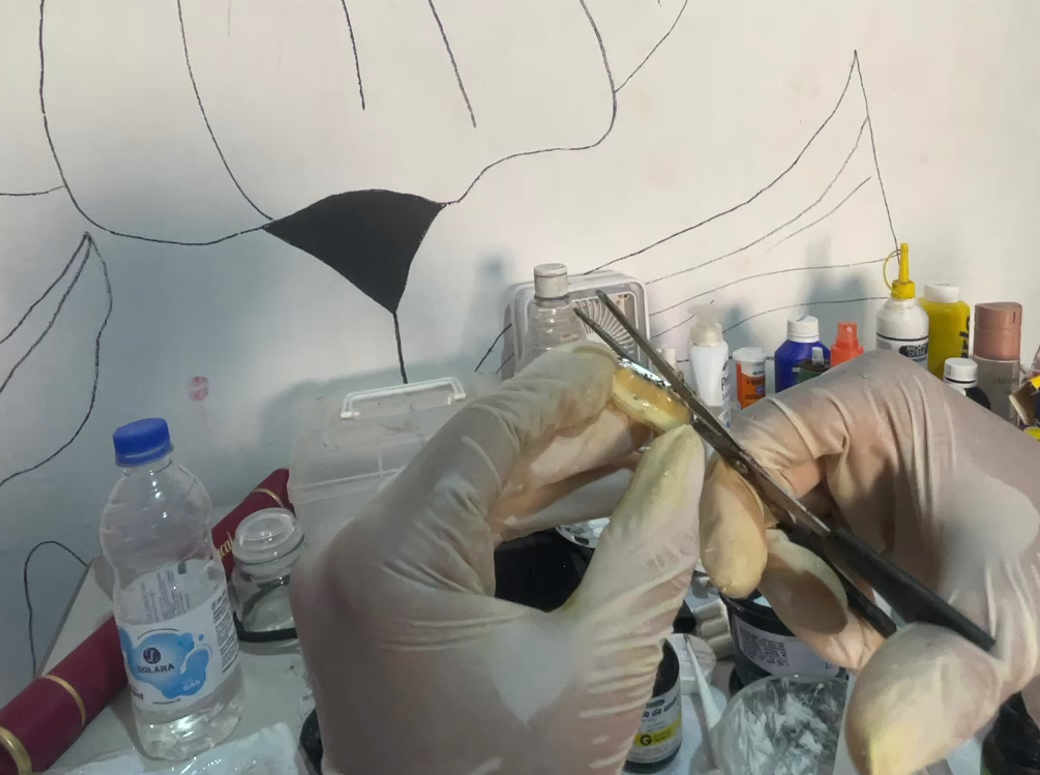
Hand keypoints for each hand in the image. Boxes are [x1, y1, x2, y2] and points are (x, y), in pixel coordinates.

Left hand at [293, 344, 704, 773]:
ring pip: (469, 485)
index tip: (621, 367)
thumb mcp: (598, 673)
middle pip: (474, 453)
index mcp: (385, 557)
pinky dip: (523, 507)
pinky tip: (589, 489)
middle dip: (568, 428)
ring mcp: (357, 570)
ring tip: (636, 444)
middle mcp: (352, 545)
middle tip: (648, 412)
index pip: (480, 432)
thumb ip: (648, 548)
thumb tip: (688, 454)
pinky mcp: (376, 593)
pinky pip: (458, 527)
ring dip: (552, 465)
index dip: (558, 390)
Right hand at [701, 352, 1039, 774]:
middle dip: (784, 569)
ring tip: (876, 647)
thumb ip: (931, 676)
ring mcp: (843, 474)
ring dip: (808, 602)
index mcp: (871, 400)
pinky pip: (797, 562)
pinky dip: (823, 611)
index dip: (730, 498)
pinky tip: (876, 640)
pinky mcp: (848, 521)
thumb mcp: (1004, 617)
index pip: (759, 432)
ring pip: (769, 532)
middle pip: (752, 485)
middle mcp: (844, 425)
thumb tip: (870, 755)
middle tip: (840, 629)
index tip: (740, 578)